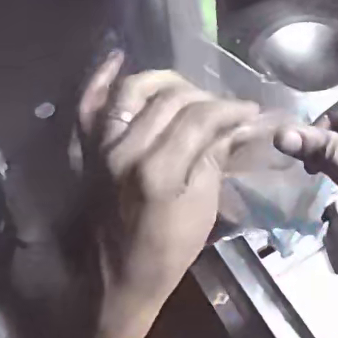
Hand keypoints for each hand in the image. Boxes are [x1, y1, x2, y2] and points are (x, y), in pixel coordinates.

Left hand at [77, 52, 257, 337]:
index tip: (250, 109)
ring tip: (187, 88)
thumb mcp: (202, 208)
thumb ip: (214, 158)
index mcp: (158, 170)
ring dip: (163, 81)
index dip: (229, 109)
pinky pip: (89, 106)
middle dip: (204, 97)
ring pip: (131, 91)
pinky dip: (101, 79)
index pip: (199, 118)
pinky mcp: (87, 150)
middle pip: (169, 100)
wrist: (119, 279)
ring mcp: (100, 147)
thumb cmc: (168, 251)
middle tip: (224, 108)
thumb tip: (236, 125)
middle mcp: (125, 149)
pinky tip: (118, 59)